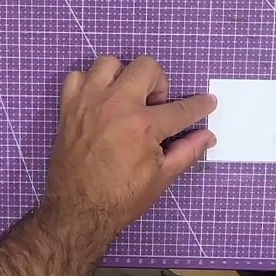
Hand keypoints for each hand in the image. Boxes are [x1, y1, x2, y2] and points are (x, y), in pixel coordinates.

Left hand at [44, 55, 215, 243]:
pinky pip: (76, 76)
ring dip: (123, 77)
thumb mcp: (161, 179)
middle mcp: (116, 105)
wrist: (78, 211)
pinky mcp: (68, 108)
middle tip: (155, 108)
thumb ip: (187, 152)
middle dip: (158, 84)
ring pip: (109, 63)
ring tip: (125, 100)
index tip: (206, 102)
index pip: (182, 108)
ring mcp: (89, 103)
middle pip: (147, 67)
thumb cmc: (121, 199)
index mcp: (143, 125)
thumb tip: (207, 136)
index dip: (200, 105)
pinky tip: (97, 103)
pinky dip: (88, 84)